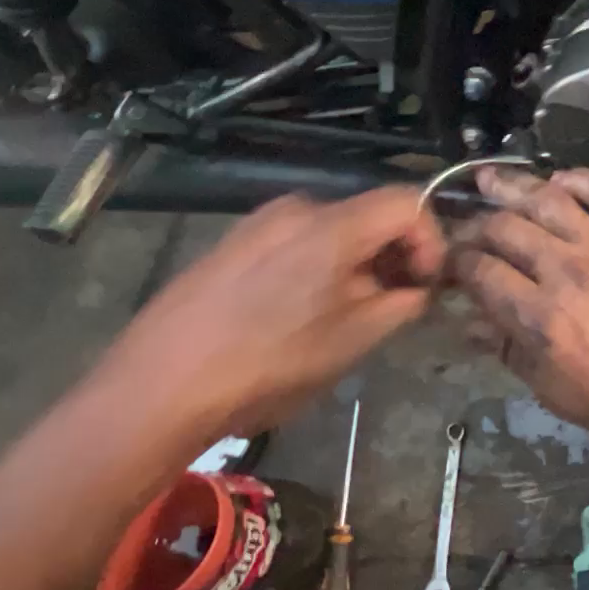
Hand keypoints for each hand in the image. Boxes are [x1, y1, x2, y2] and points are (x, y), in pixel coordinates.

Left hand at [96, 188, 445, 438]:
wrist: (157, 386)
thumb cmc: (266, 364)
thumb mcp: (351, 342)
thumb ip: (399, 304)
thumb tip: (416, 288)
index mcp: (333, 224)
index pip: (408, 202)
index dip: (431, 240)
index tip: (426, 285)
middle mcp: (296, 208)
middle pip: (369, 215)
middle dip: (393, 255)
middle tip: (393, 306)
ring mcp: (258, 222)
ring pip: (332, 230)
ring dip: (356, 263)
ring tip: (344, 317)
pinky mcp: (231, 243)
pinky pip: (295, 241)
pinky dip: (318, 267)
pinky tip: (297, 315)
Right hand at [449, 168, 588, 451]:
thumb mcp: (556, 392)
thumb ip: (511, 351)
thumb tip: (472, 324)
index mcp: (542, 317)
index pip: (482, 272)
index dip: (456, 264)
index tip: (447, 263)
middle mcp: (566, 270)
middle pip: (506, 229)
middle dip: (475, 226)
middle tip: (463, 229)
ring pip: (548, 200)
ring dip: (514, 185)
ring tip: (489, 177)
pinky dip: (579, 179)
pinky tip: (559, 177)